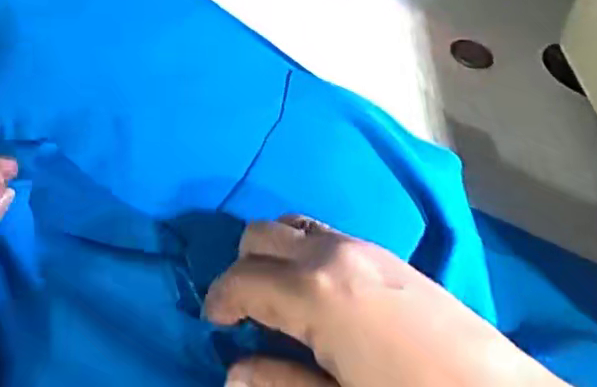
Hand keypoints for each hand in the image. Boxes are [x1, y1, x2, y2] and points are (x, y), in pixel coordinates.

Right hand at [206, 216, 560, 386]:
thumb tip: (234, 372)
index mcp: (314, 290)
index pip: (243, 278)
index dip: (218, 299)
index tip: (211, 325)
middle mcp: (331, 251)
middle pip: (263, 234)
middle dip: (242, 267)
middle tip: (242, 314)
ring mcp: (361, 245)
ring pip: (294, 225)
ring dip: (274, 253)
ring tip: (276, 300)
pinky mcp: (385, 251)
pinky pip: (324, 233)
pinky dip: (302, 251)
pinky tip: (316, 295)